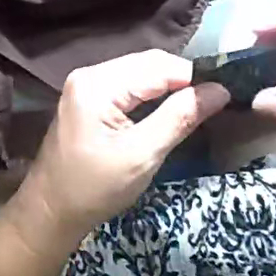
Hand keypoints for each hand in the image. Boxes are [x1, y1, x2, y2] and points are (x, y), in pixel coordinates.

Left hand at [4, 50, 227, 253]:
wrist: (49, 211)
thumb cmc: (94, 188)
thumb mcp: (142, 155)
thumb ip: (180, 118)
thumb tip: (220, 90)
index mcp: (98, 84)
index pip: (158, 66)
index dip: (194, 77)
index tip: (226, 95)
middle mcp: (90, 74)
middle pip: (148, 63)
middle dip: (182, 80)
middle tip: (214, 102)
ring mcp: (87, 84)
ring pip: (140, 72)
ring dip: (169, 86)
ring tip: (198, 106)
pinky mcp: (89, 97)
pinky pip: (129, 84)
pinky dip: (152, 94)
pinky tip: (169, 109)